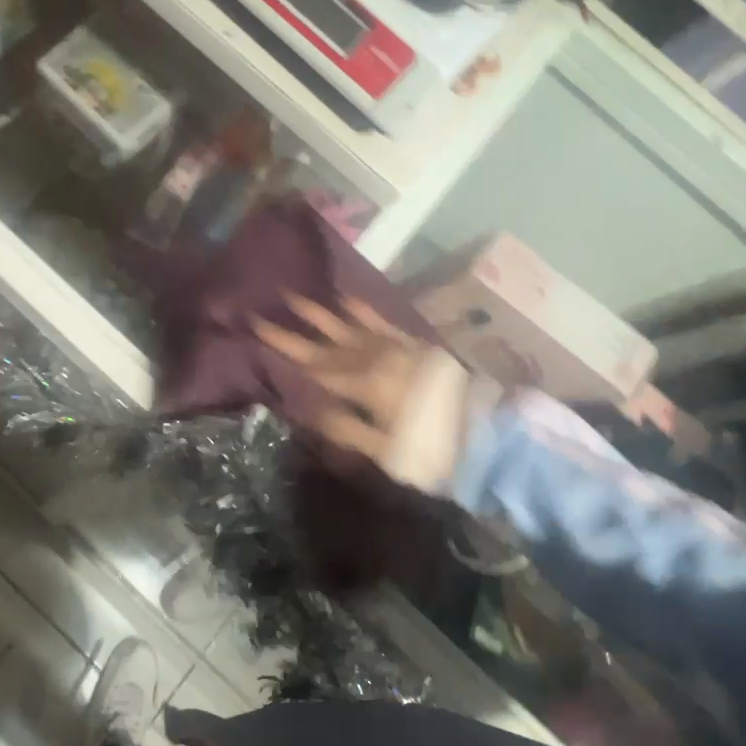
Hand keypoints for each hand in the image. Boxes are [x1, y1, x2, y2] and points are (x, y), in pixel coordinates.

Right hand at [252, 294, 475, 489]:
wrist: (491, 433)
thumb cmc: (433, 448)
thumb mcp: (385, 449)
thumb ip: (345, 427)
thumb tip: (308, 408)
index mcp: (362, 384)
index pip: (312, 365)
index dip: (282, 348)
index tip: (255, 329)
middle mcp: (373, 357)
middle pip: (324, 343)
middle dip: (291, 329)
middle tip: (262, 311)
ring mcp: (394, 348)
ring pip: (349, 326)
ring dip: (320, 313)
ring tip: (295, 296)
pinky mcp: (413, 346)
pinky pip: (382, 322)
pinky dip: (363, 310)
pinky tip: (347, 299)